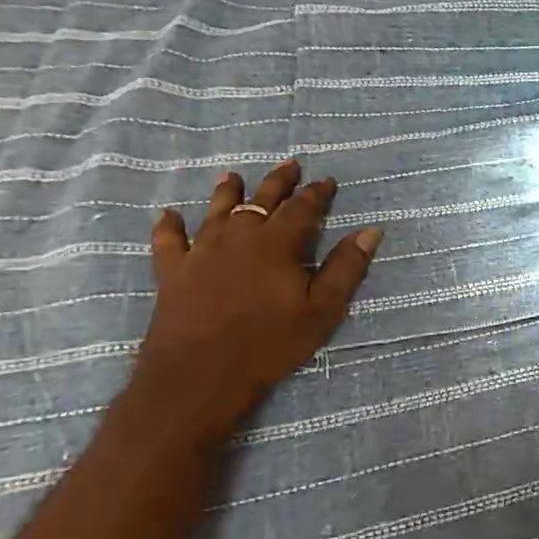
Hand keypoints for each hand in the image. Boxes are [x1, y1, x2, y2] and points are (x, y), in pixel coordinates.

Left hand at [131, 160, 382, 444]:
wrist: (199, 374)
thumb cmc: (268, 344)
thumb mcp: (321, 310)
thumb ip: (345, 268)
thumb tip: (370, 231)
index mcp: (276, 244)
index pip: (302, 208)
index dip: (317, 193)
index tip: (327, 181)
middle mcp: (238, 237)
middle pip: (260, 200)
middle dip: (279, 181)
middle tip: (290, 164)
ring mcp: (201, 252)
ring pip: (216, 211)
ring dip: (227, 192)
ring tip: (232, 176)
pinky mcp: (173, 272)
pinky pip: (169, 241)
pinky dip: (169, 226)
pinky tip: (168, 215)